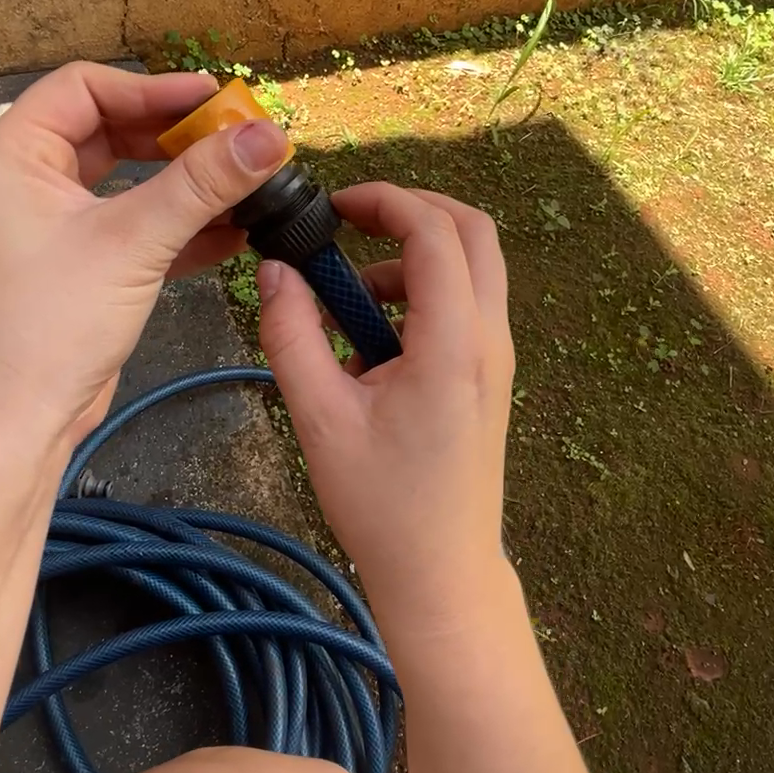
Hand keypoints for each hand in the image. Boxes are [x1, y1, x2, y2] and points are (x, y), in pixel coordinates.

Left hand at [0, 62, 289, 449]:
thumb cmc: (48, 320)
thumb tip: (271, 136)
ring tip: (248, 186)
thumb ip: (203, 184)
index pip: (87, 89)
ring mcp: (57, 229)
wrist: (7, 427)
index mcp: (13, 153)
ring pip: (131, 186)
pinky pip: (137, 231)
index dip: (155, 88)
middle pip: (114, 134)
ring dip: (187, 186)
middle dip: (178, 138)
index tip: (219, 100)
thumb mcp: (131, 242)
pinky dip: (181, 230)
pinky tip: (235, 235)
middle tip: (240, 141)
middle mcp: (29, 182)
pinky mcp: (83, 270)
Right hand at [255, 183, 514, 622]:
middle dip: (414, 210)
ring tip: (354, 299)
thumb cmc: (381, 504)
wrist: (442, 573)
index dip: (386, 200)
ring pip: (474, 265)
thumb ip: (291, 334)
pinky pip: (467, 303)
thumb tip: (276, 271)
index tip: (335, 206)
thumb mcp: (320, 417)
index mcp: (454, 342)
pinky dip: (425, 291)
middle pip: (474, 230)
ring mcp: (497, 356)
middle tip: (354, 222)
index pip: (435, 232)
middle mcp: (490, 338)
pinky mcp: (490, 373)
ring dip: (416, 256)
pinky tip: (377, 339)